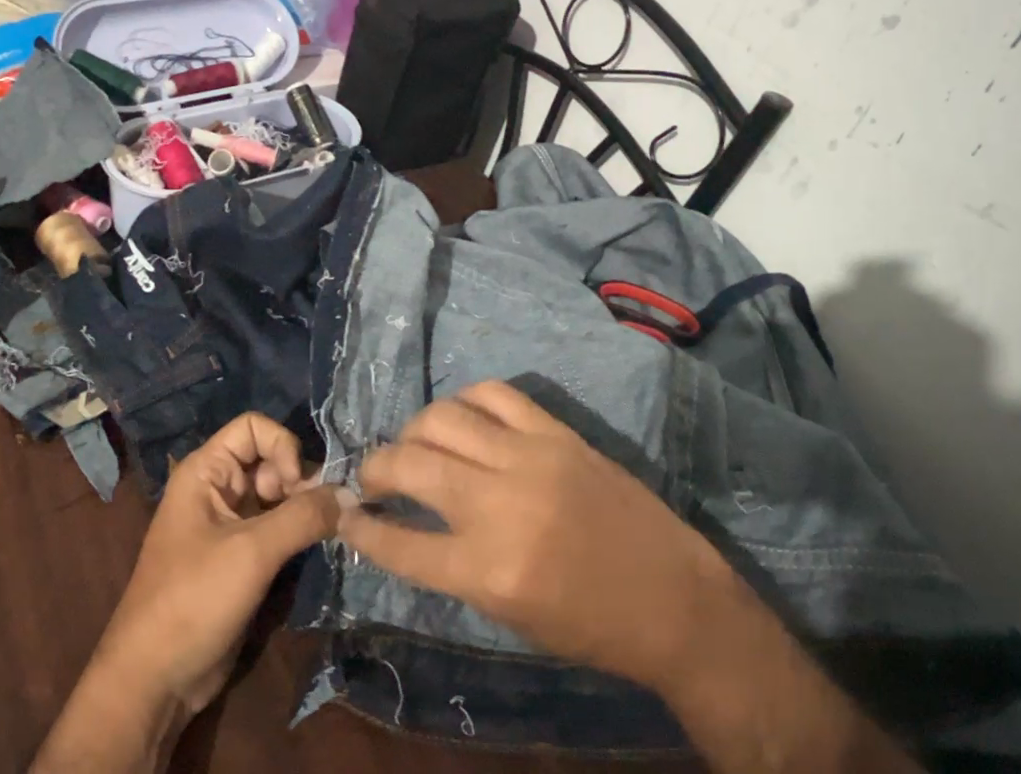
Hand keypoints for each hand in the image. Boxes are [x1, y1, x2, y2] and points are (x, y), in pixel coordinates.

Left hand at [101, 413, 342, 714]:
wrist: (157, 675)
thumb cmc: (194, 600)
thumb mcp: (251, 552)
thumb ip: (303, 517)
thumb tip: (353, 493)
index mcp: (204, 472)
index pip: (253, 427)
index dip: (283, 447)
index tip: (297, 487)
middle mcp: (216, 489)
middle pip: (270, 460)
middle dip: (300, 481)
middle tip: (320, 517)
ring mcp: (228, 525)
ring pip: (277, 497)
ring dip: (303, 509)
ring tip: (326, 533)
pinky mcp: (241, 559)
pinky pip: (276, 529)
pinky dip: (298, 533)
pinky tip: (318, 548)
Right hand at [337, 380, 735, 690]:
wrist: (676, 603)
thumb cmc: (589, 626)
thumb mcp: (506, 614)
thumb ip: (447, 565)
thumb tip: (396, 522)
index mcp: (485, 570)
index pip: (396, 541)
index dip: (358, 528)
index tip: (344, 515)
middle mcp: (499, 507)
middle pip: (407, 465)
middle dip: (373, 469)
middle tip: (371, 479)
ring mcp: (531, 460)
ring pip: (441, 419)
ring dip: (412, 432)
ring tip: (414, 447)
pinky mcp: (558, 434)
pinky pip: (493, 394)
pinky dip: (464, 401)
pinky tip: (461, 420)